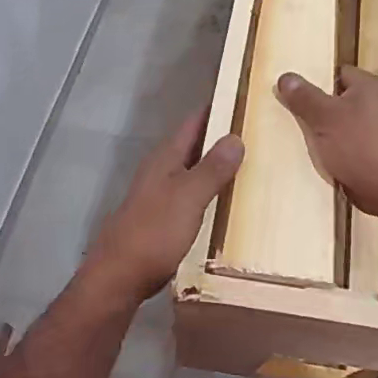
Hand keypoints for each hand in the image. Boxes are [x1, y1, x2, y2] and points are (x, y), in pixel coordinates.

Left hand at [80, 111, 242, 306]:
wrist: (118, 279)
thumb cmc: (153, 234)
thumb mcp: (189, 197)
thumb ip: (212, 168)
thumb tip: (236, 136)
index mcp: (165, 159)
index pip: (194, 122)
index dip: (216, 108)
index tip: (244, 98)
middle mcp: (160, 171)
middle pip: (194, 144)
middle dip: (221, 135)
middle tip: (258, 130)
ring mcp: (159, 196)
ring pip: (193, 170)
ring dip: (217, 164)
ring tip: (252, 161)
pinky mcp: (163, 219)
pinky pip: (193, 194)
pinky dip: (211, 189)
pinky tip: (228, 199)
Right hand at [275, 66, 377, 223]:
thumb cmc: (359, 146)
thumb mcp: (325, 118)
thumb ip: (304, 97)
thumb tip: (286, 76)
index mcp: (371, 85)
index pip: (339, 73)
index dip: (317, 83)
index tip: (296, 98)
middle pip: (341, 100)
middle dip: (320, 111)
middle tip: (296, 121)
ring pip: (345, 125)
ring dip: (328, 134)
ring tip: (306, 142)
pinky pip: (352, 145)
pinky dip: (340, 151)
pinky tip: (324, 160)